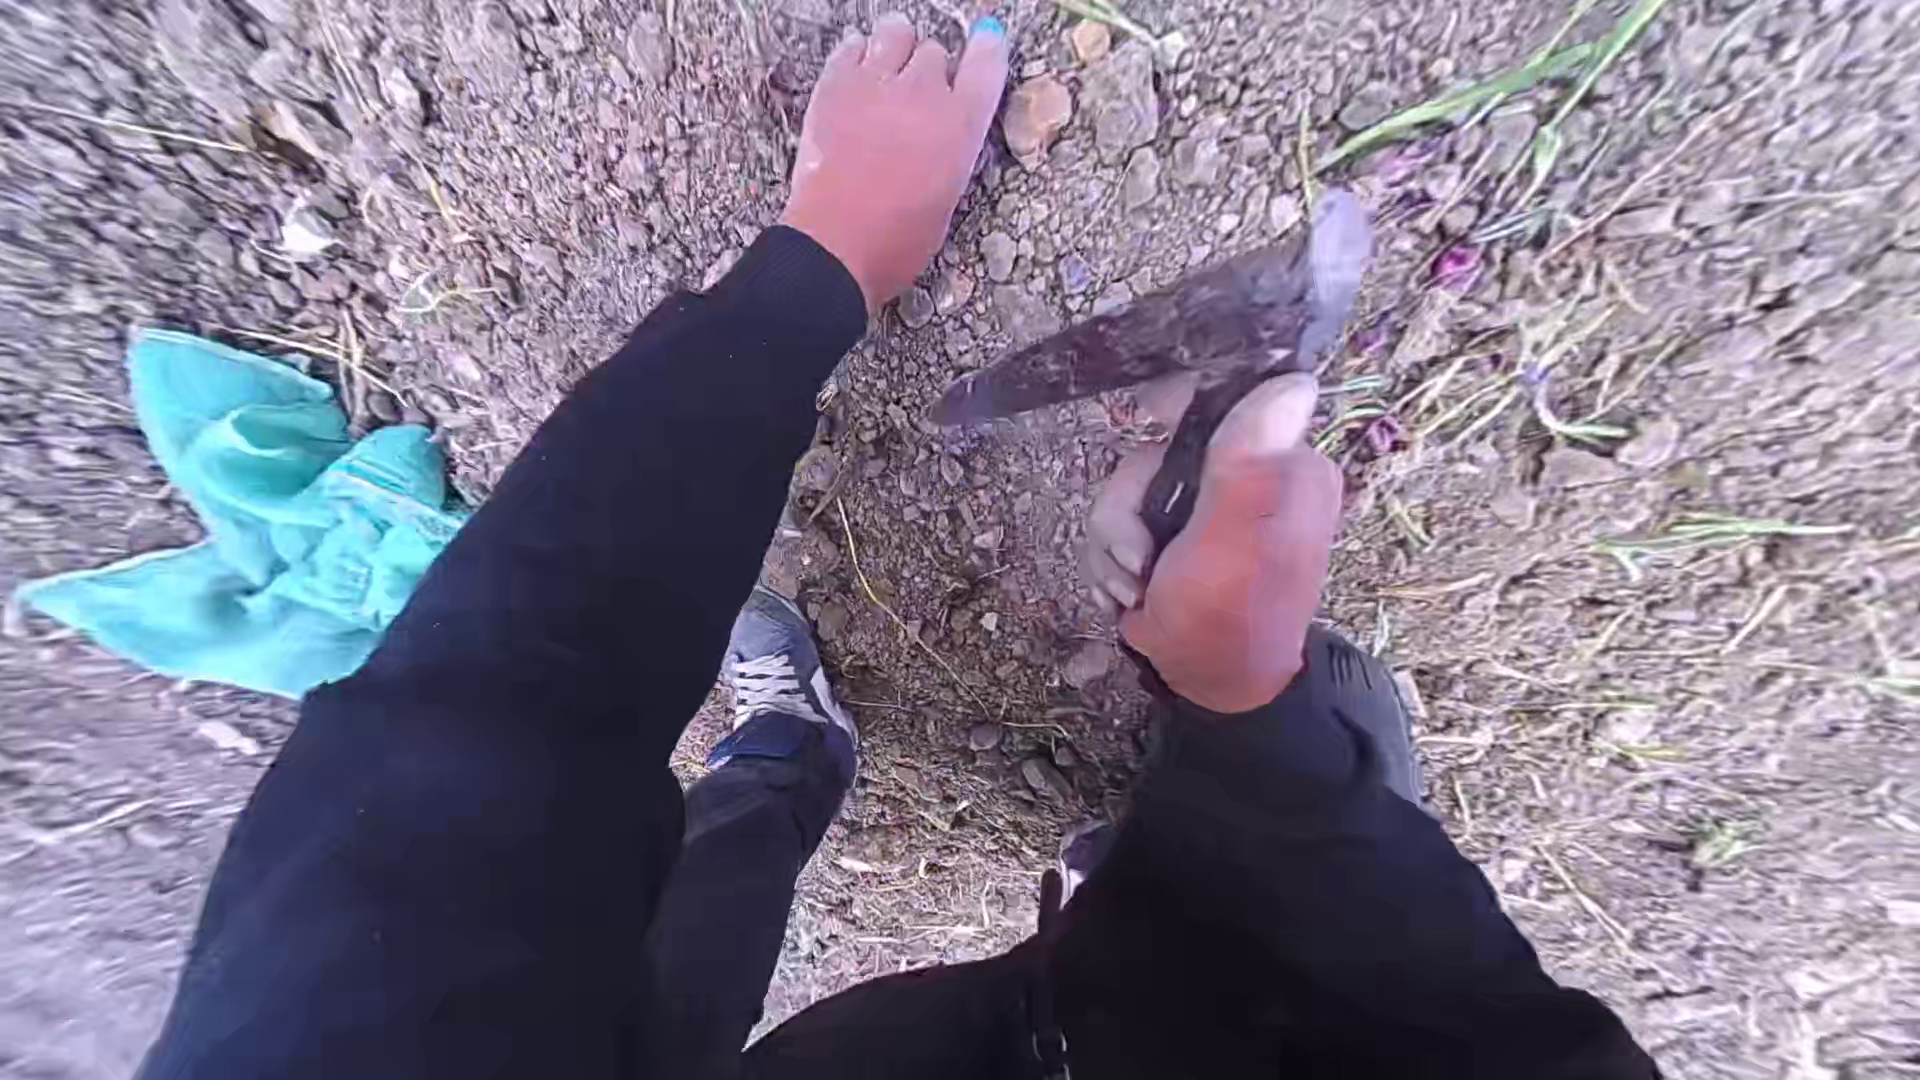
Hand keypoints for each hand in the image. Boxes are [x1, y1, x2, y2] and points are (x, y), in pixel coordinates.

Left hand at [780, 13, 1009, 311]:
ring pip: (896, 33)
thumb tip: (942, 139)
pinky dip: (859, 58)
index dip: (987, 54)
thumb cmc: (895, 245)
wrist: (837, 248)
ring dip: (897, 52)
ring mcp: (876, 82)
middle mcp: (924, 93)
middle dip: (931, 75)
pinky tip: (858, 86)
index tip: (985, 50)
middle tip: (918, 106)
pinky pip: (853, 45)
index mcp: (960, 129)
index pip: (987, 64)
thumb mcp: (943, 208)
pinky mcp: (834, 83)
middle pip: (936, 53)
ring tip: (888, 82)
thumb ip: (949, 158)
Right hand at [1083, 373, 1342, 713]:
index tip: (1142, 414)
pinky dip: (1111, 560)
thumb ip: (1249, 465)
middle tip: (1139, 559)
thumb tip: (1291, 381)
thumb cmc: (1225, 614)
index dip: (1173, 400)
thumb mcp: (1233, 539)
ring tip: (1132, 589)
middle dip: (1127, 512)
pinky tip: (1124, 594)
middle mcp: (1236, 476)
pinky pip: (1113, 524)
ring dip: (1114, 546)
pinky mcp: (1164, 531)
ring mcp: (1196, 506)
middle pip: (1149, 454)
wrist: (1200, 677)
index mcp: (1272, 465)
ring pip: (1121, 492)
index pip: (1221, 397)